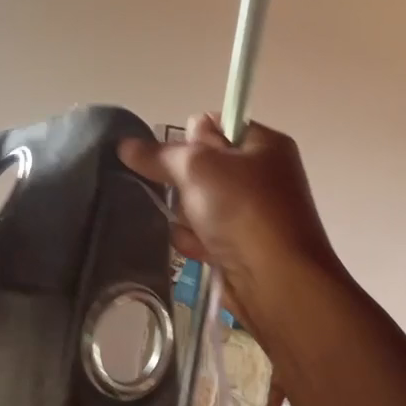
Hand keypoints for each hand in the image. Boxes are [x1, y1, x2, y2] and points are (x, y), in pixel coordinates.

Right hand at [117, 115, 343, 308]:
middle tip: (185, 195)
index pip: (220, 124)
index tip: (178, 156)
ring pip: (201, 204)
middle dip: (185, 183)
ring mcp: (255, 215)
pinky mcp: (243, 249)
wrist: (278, 281)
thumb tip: (127, 145)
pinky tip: (198, 250)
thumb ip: (161, 154)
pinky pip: (206, 236)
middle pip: (205, 168)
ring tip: (193, 226)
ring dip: (187, 216)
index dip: (193, 137)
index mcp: (265, 145)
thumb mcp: (198, 167)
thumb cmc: (245, 210)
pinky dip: (197, 242)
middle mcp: (264, 177)